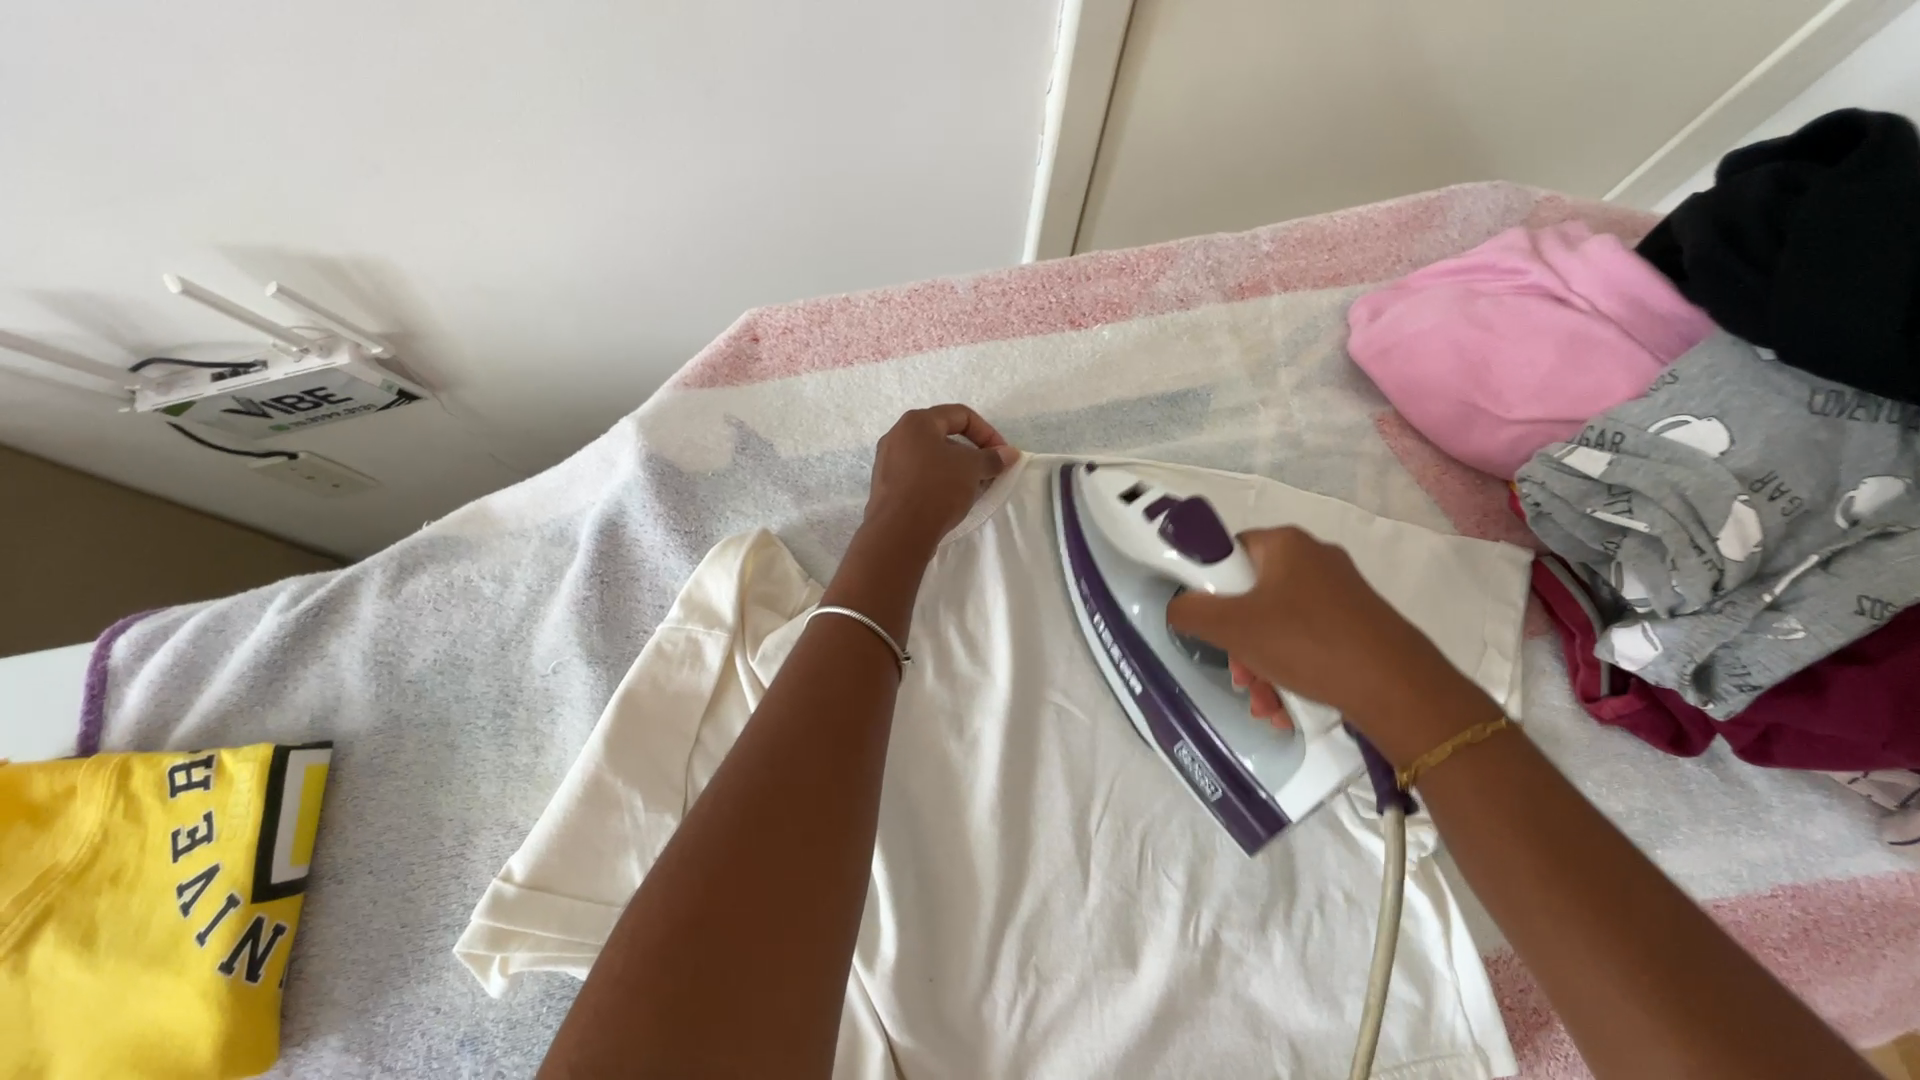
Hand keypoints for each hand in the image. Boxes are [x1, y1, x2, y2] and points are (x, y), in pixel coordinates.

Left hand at [861, 405, 1019, 548]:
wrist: (898, 533)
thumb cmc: (936, 489)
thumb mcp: (971, 469)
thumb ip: (992, 458)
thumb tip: (1009, 453)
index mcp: (916, 422)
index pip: (960, 415)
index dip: (987, 432)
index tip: (1001, 455)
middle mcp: (897, 435)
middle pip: (943, 435)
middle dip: (970, 452)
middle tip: (987, 472)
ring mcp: (887, 461)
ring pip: (929, 457)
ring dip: (954, 468)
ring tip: (970, 488)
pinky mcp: (885, 485)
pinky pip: (917, 475)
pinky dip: (936, 481)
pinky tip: (948, 500)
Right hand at [1166, 527, 1492, 765]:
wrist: (1396, 688)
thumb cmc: (1305, 642)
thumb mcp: (1231, 627)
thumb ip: (1190, 611)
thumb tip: (1179, 606)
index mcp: (1285, 544)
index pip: (1228, 551)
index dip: (1208, 585)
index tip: (1206, 621)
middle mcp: (1315, 560)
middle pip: (1251, 596)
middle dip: (1237, 643)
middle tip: (1238, 676)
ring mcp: (1340, 594)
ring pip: (1277, 626)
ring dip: (1260, 667)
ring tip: (1264, 704)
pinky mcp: (1357, 626)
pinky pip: (1306, 642)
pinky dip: (1289, 672)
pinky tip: (1285, 708)